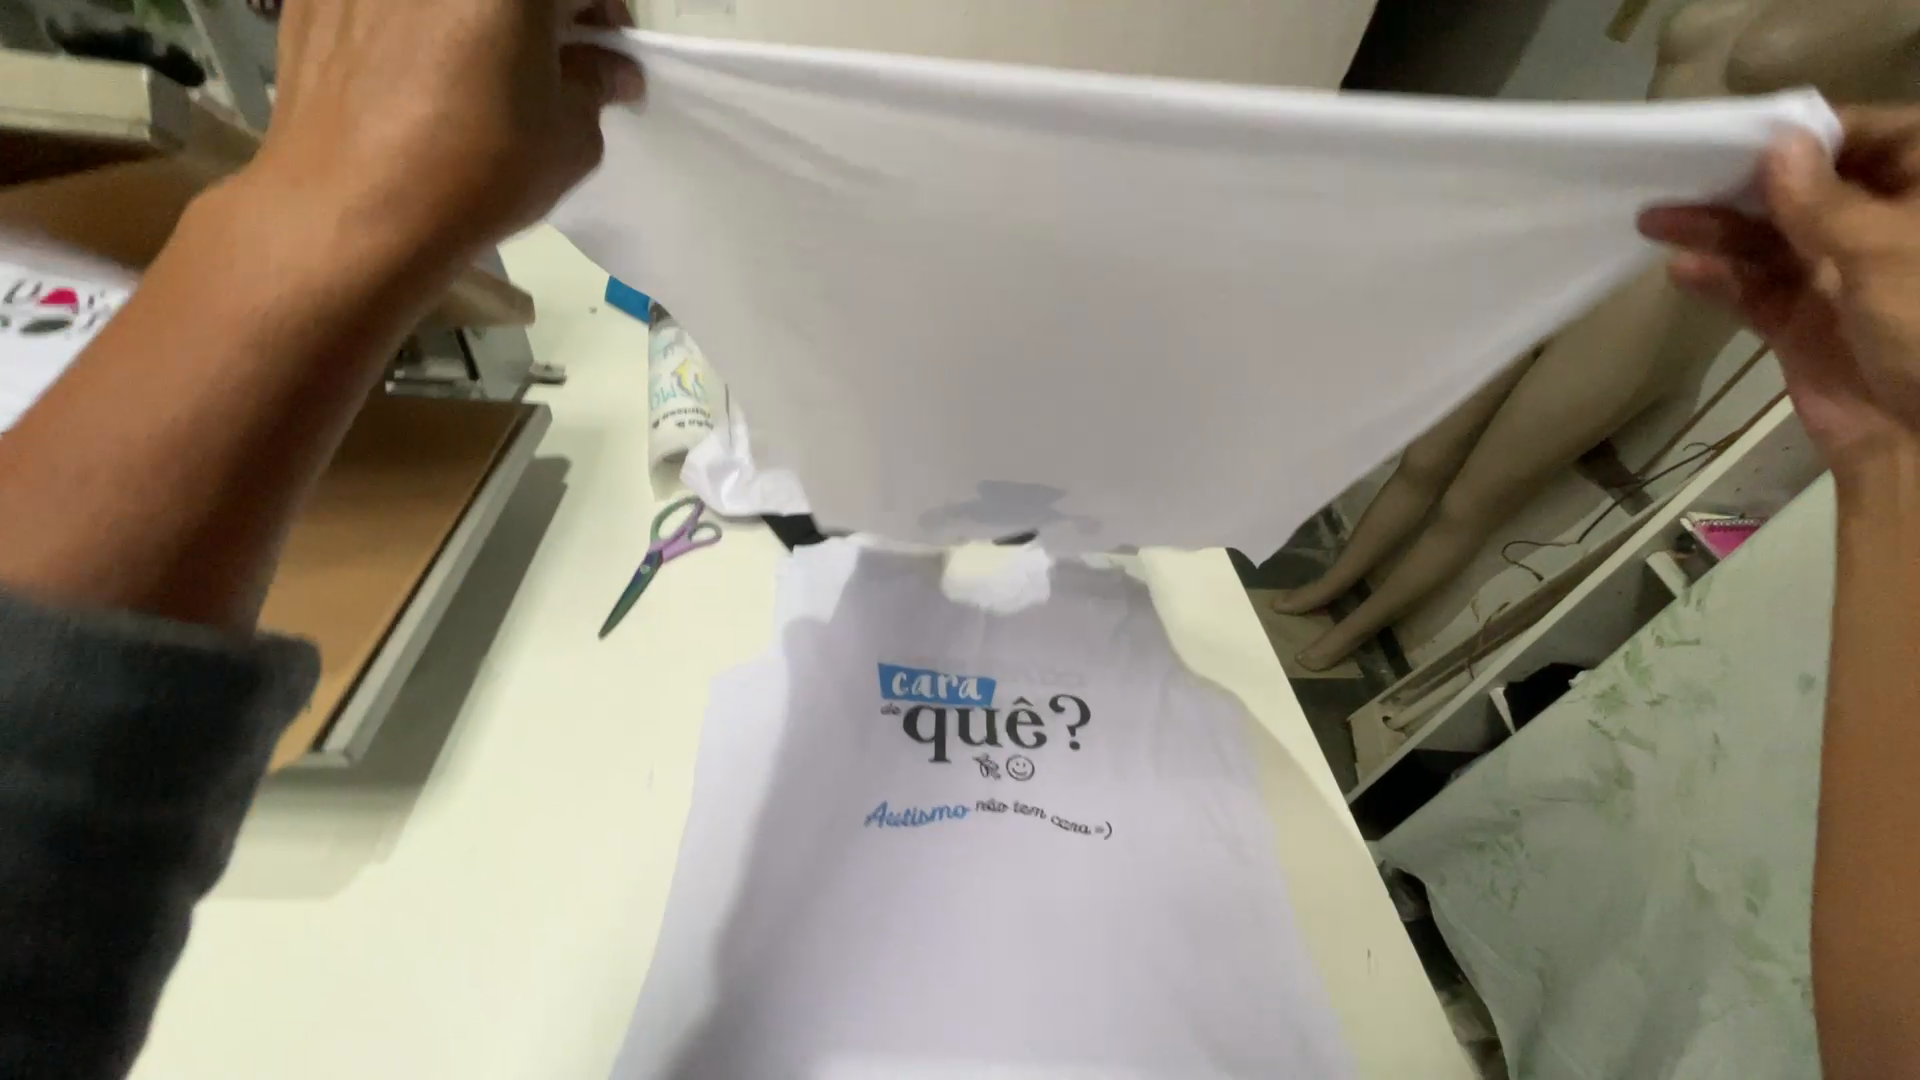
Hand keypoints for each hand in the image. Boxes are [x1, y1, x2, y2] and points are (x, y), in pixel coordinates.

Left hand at [250, 0, 641, 263]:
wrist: (357, 207)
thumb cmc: (485, 171)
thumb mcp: (572, 139)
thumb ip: (594, 86)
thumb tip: (607, 68)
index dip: (607, 15)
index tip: (608, 58)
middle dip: (544, 15)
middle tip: (551, 64)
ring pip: (453, 1)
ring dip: (481, 20)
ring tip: (483, 72)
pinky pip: (396, 4)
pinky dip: (421, 23)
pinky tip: (422, 76)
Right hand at [1639, 108, 1919, 476]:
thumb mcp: (1887, 253)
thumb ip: (1827, 203)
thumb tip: (1782, 144)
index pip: (1885, 141)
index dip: (1817, 137)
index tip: (1749, 133)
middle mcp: (1891, 231)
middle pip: (1814, 193)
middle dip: (1748, 186)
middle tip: (1682, 176)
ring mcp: (1844, 279)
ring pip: (1773, 243)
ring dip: (1717, 232)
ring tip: (1656, 220)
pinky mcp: (1801, 321)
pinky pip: (1753, 292)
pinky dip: (1718, 281)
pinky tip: (1682, 270)